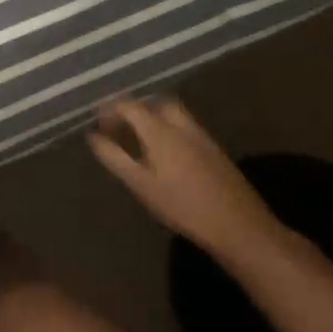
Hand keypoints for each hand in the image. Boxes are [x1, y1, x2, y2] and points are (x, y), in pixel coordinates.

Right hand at [87, 97, 288, 262]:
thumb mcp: (139, 183)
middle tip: (120, 126)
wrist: (240, 228)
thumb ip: (113, 156)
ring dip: (154, 119)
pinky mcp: (217, 153)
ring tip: (139, 140)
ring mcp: (204, 140)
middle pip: (158, 103)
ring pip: (176, 116)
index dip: (110, 110)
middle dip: (136, 109)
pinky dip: (170, 131)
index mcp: (161, 132)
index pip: (130, 106)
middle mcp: (184, 128)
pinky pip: (188, 130)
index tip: (98, 125)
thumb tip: (93, 136)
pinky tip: (165, 155)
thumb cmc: (181, 205)